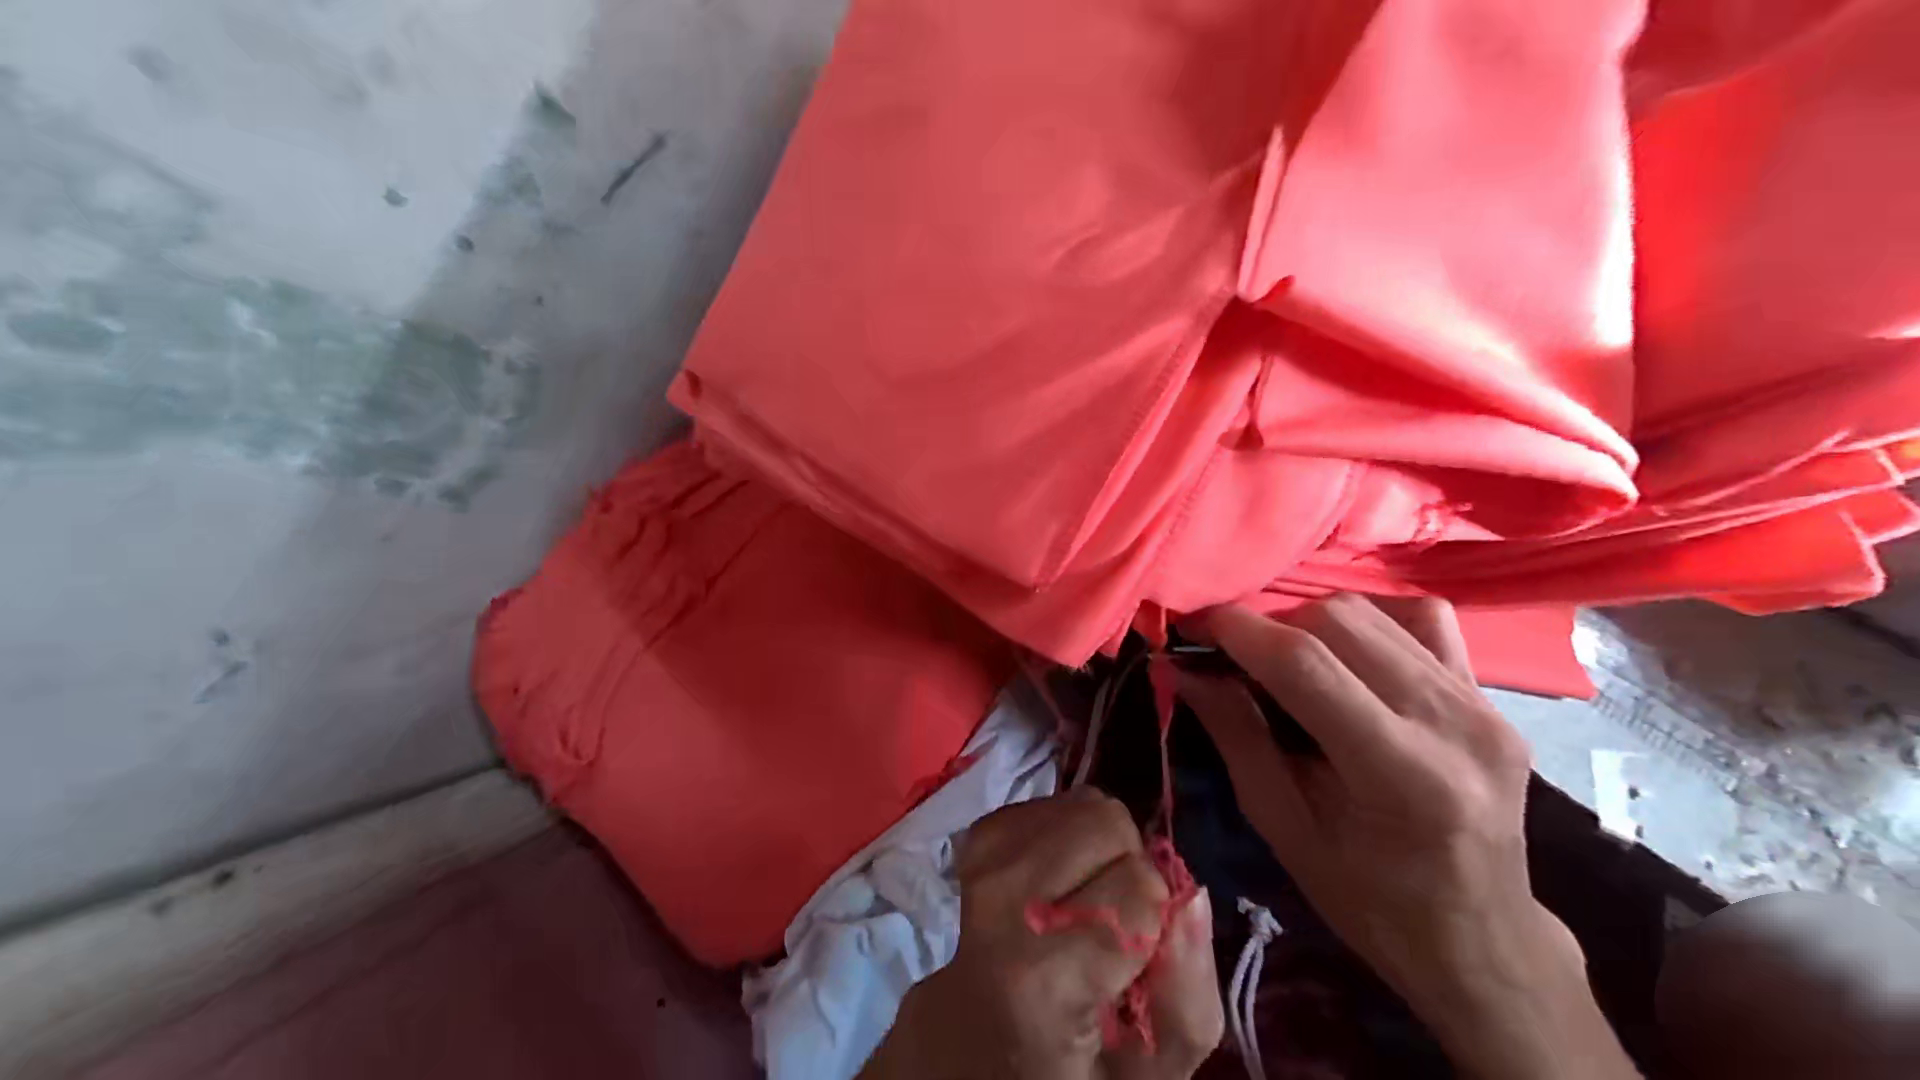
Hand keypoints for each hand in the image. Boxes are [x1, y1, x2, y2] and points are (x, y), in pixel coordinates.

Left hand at [859, 789, 1221, 1079]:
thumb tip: (1190, 894)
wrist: (982, 1028)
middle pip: (1109, 825)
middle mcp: (1001, 898)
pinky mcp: (982, 831)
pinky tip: (1059, 878)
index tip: (1134, 959)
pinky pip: (1060, 800)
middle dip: (1129, 865)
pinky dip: (1074, 832)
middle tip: (1110, 918)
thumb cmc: (1071, 1057)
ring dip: (1102, 845)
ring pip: (1087, 804)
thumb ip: (1186, 995)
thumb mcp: (1148, 1067)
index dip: (1154, 919)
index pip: (1139, 889)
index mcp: (1040, 973)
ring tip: (1085, 897)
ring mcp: (985, 857)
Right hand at [1179, 594, 1636, 1079]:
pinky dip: (1366, 621)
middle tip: (1232, 657)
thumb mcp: (1281, 825)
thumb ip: (1234, 734)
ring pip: (1370, 612)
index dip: (1236, 629)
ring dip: (1307, 623)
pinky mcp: (1491, 695)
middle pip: (1335, 620)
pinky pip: (1419, 618)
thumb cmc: (1367, 898)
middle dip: (1266, 626)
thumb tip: (1182, 666)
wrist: (1478, 935)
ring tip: (1282, 663)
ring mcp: (1482, 703)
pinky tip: (1345, 655)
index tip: (1190, 625)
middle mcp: (1452, 723)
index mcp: (1401, 774)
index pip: (1303, 663)